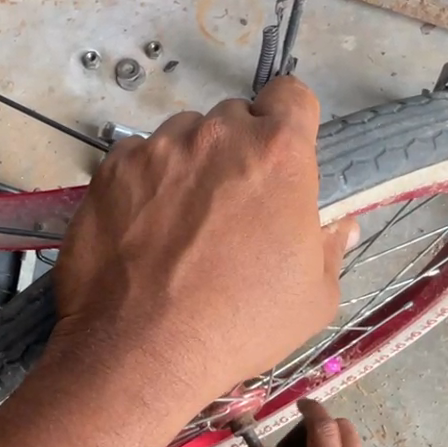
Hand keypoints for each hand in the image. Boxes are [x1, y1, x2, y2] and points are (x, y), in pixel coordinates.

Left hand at [47, 77, 356, 402]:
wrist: (140, 351)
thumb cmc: (237, 326)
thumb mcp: (313, 299)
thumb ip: (329, 248)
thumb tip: (338, 226)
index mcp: (277, 153)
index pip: (291, 96)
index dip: (286, 124)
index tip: (277, 160)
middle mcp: (215, 135)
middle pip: (231, 121)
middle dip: (233, 154)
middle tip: (224, 209)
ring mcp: (156, 150)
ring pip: (179, 141)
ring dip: (185, 168)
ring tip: (175, 225)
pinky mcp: (109, 172)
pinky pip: (133, 163)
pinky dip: (139, 187)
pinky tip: (138, 232)